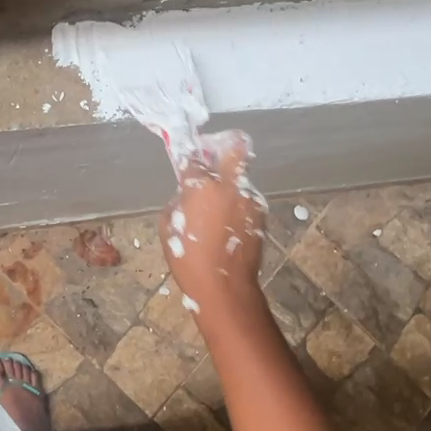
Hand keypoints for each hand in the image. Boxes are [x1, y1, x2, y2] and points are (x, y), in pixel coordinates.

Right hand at [160, 130, 267, 319]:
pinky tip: (226, 224)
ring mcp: (250, 198)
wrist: (225, 287)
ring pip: (240, 177)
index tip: (183, 157)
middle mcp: (230, 185)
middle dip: (224, 142)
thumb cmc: (188, 259)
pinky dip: (236, 203)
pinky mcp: (261, 214)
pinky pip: (246, 199)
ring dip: (228, 182)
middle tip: (212, 153)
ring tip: (216, 206)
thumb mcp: (168, 227)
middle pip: (235, 146)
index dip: (186, 155)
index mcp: (202, 185)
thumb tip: (187, 193)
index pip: (191, 157)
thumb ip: (178, 201)